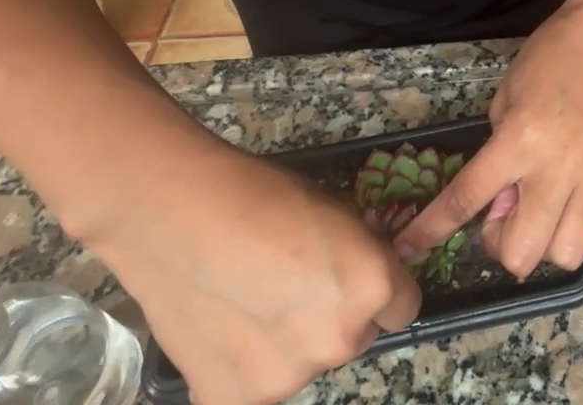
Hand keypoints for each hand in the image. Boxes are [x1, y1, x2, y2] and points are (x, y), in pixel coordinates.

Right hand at [85, 143, 420, 404]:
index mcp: (372, 289)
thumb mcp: (339, 215)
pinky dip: (242, 365)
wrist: (178, 215)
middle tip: (293, 289)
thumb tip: (361, 278)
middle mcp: (337, 342)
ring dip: (289, 345)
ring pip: (304, 364)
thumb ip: (359, 261)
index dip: (381, 291)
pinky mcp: (230, 399)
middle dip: (333, 318)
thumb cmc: (265, 197)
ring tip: (250, 305)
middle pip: (353, 338)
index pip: (403, 308)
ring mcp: (284, 378)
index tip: (355, 280)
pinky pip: (252, 385)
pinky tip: (221, 328)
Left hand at [395, 0, 582, 276]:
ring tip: (549, 211)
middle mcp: (559, 167)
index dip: (431, 230)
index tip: (410, 248)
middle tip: (507, 212)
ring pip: (570, 252)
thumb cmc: (550, 55)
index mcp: (519, 141)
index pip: (467, 199)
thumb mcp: (506, 95)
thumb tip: (503, 199)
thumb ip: (496, 148)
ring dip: (551, 242)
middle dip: (504, 243)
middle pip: (523, 252)